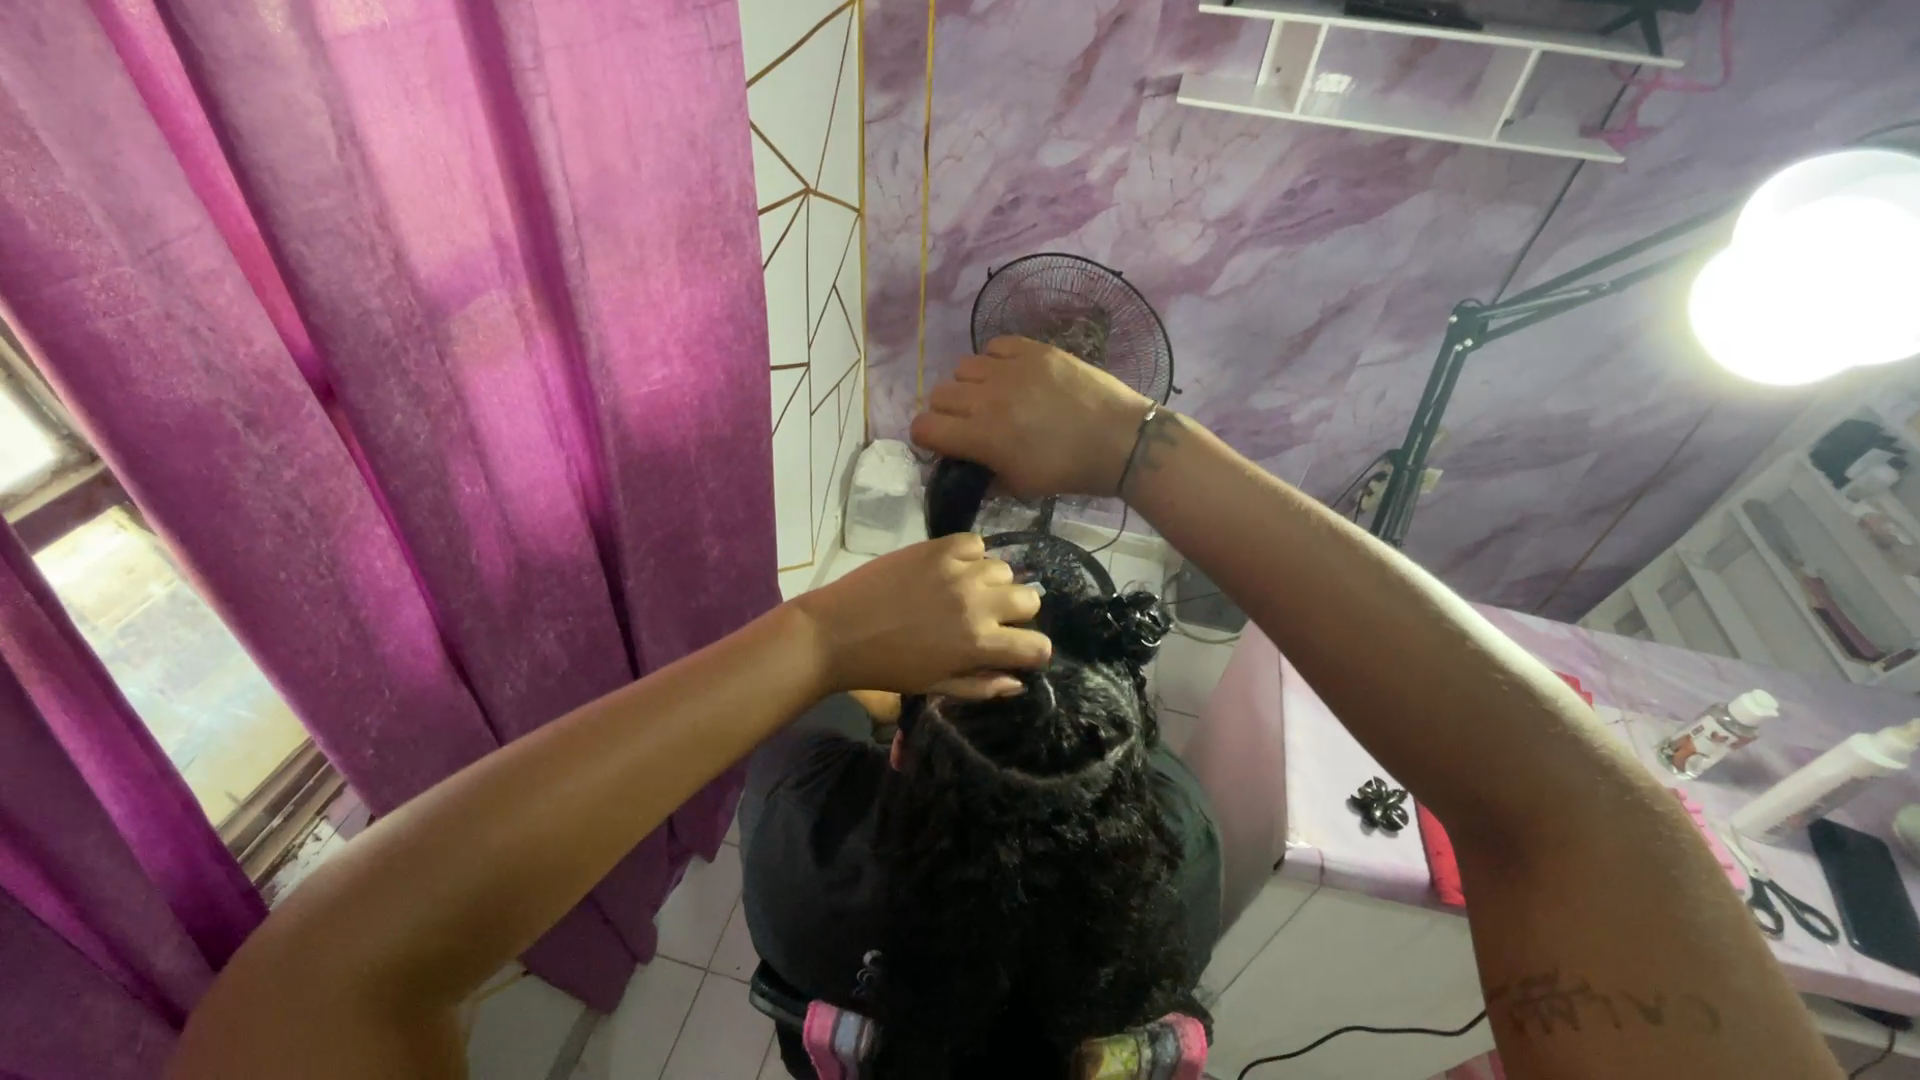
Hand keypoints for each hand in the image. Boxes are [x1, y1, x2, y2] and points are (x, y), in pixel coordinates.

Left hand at [789, 534, 1050, 698]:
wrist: (836, 633)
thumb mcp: (935, 686)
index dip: (1032, 651)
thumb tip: (1018, 682)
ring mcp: (959, 571)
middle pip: (1030, 599)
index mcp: (978, 644)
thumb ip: (981, 686)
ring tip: (967, 591)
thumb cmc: (886, 668)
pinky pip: (976, 543)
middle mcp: (978, 604)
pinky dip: (971, 556)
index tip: (1017, 650)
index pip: (1038, 646)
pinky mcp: (938, 548)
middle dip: (1018, 613)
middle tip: (992, 619)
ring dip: (993, 583)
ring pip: (1004, 569)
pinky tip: (953, 569)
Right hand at [909, 336, 1150, 497]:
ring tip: (991, 397)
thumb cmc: (1069, 471)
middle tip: (968, 423)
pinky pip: (994, 346)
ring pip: (963, 368)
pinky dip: (994, 361)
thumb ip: (984, 478)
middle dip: (946, 412)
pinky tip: (1009, 376)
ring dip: (969, 385)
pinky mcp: (1033, 350)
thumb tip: (965, 469)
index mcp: (982, 436)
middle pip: (939, 395)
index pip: (924, 427)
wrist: (1119, 440)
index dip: (926, 437)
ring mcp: (1010, 369)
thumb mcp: (1021, 487)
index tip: (941, 443)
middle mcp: (987, 398)